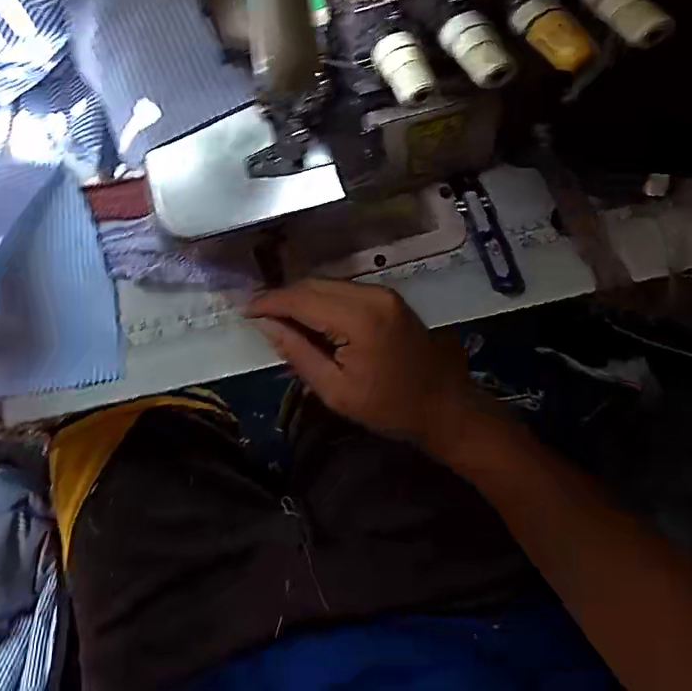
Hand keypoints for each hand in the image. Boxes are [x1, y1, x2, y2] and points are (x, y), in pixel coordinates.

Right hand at [244, 279, 494, 450]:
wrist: (446, 406)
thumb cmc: (390, 408)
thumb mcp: (336, 391)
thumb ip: (297, 352)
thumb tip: (265, 325)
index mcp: (359, 319)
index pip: (302, 300)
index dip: (270, 302)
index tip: (245, 311)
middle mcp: (371, 295)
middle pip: (314, 285)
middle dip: (283, 297)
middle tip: (257, 315)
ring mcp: (382, 293)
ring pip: (327, 284)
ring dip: (301, 297)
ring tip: (278, 317)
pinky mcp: (387, 297)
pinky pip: (343, 290)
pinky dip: (321, 299)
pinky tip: (309, 317)